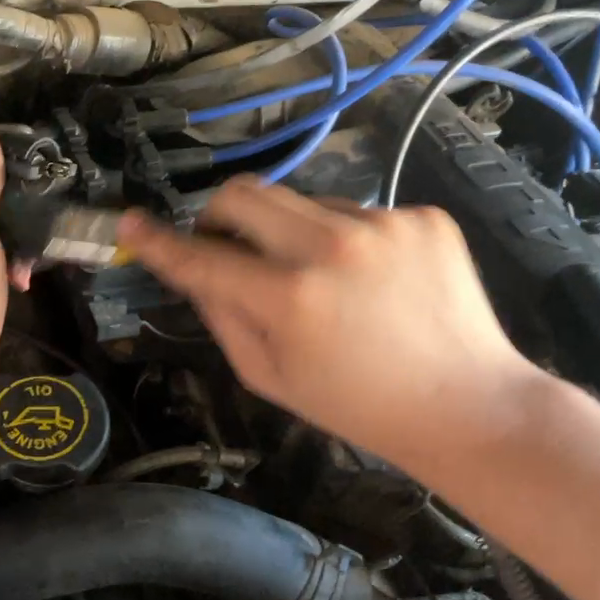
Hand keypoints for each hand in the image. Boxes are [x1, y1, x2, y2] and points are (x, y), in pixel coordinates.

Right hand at [118, 178, 541, 468]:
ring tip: (321, 281)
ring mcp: (384, 224)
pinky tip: (371, 281)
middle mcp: (332, 246)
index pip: (202, 258)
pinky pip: (356, 213)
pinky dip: (345, 240)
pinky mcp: (423, 217)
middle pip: (245, 194)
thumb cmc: (355, 405)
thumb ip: (223, 318)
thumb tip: (195, 272)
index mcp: (289, 297)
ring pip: (302, 203)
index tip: (130, 223)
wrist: (469, 406)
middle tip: (225, 243)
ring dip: (289, 232)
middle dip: (220, 214)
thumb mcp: (269, 377)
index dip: (158, 242)